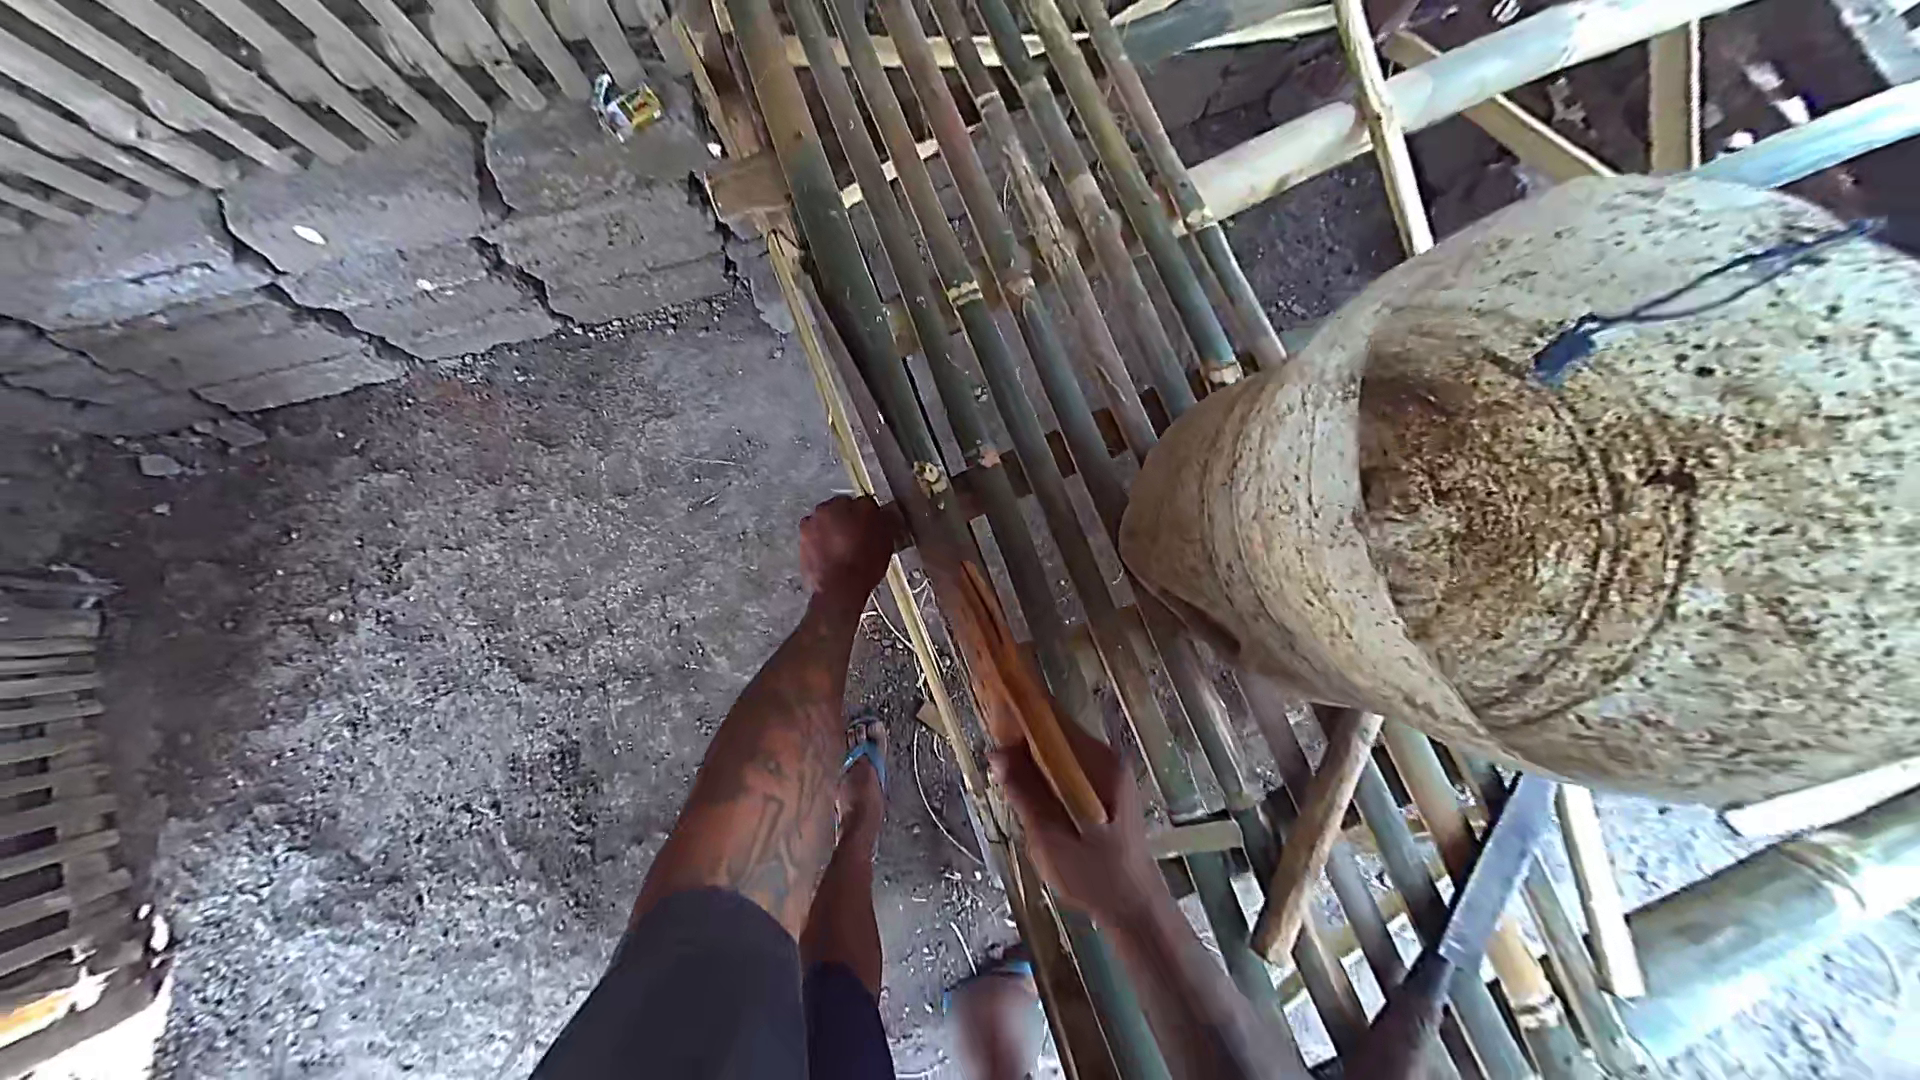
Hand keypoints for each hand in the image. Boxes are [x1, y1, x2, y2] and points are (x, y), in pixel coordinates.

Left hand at [799, 496, 897, 606]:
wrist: (839, 588)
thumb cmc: (865, 566)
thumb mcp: (886, 543)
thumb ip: (884, 523)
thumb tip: (885, 516)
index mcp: (857, 505)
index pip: (865, 503)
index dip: (869, 517)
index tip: (871, 528)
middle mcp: (832, 507)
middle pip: (841, 509)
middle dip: (848, 520)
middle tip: (856, 538)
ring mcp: (814, 521)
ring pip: (826, 520)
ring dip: (832, 529)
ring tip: (842, 549)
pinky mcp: (802, 537)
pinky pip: (814, 535)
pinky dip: (820, 541)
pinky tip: (829, 555)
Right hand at [990, 720, 1161, 925]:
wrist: (1135, 905)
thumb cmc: (1094, 877)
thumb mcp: (1050, 839)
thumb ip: (1024, 793)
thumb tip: (996, 752)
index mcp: (1098, 766)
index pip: (1054, 720)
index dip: (1021, 712)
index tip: (991, 713)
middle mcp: (1106, 757)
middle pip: (1056, 728)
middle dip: (1022, 733)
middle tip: (992, 751)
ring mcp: (1108, 767)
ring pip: (1060, 743)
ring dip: (1031, 750)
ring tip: (1004, 767)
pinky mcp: (1105, 780)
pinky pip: (1067, 758)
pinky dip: (1044, 763)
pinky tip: (1028, 782)